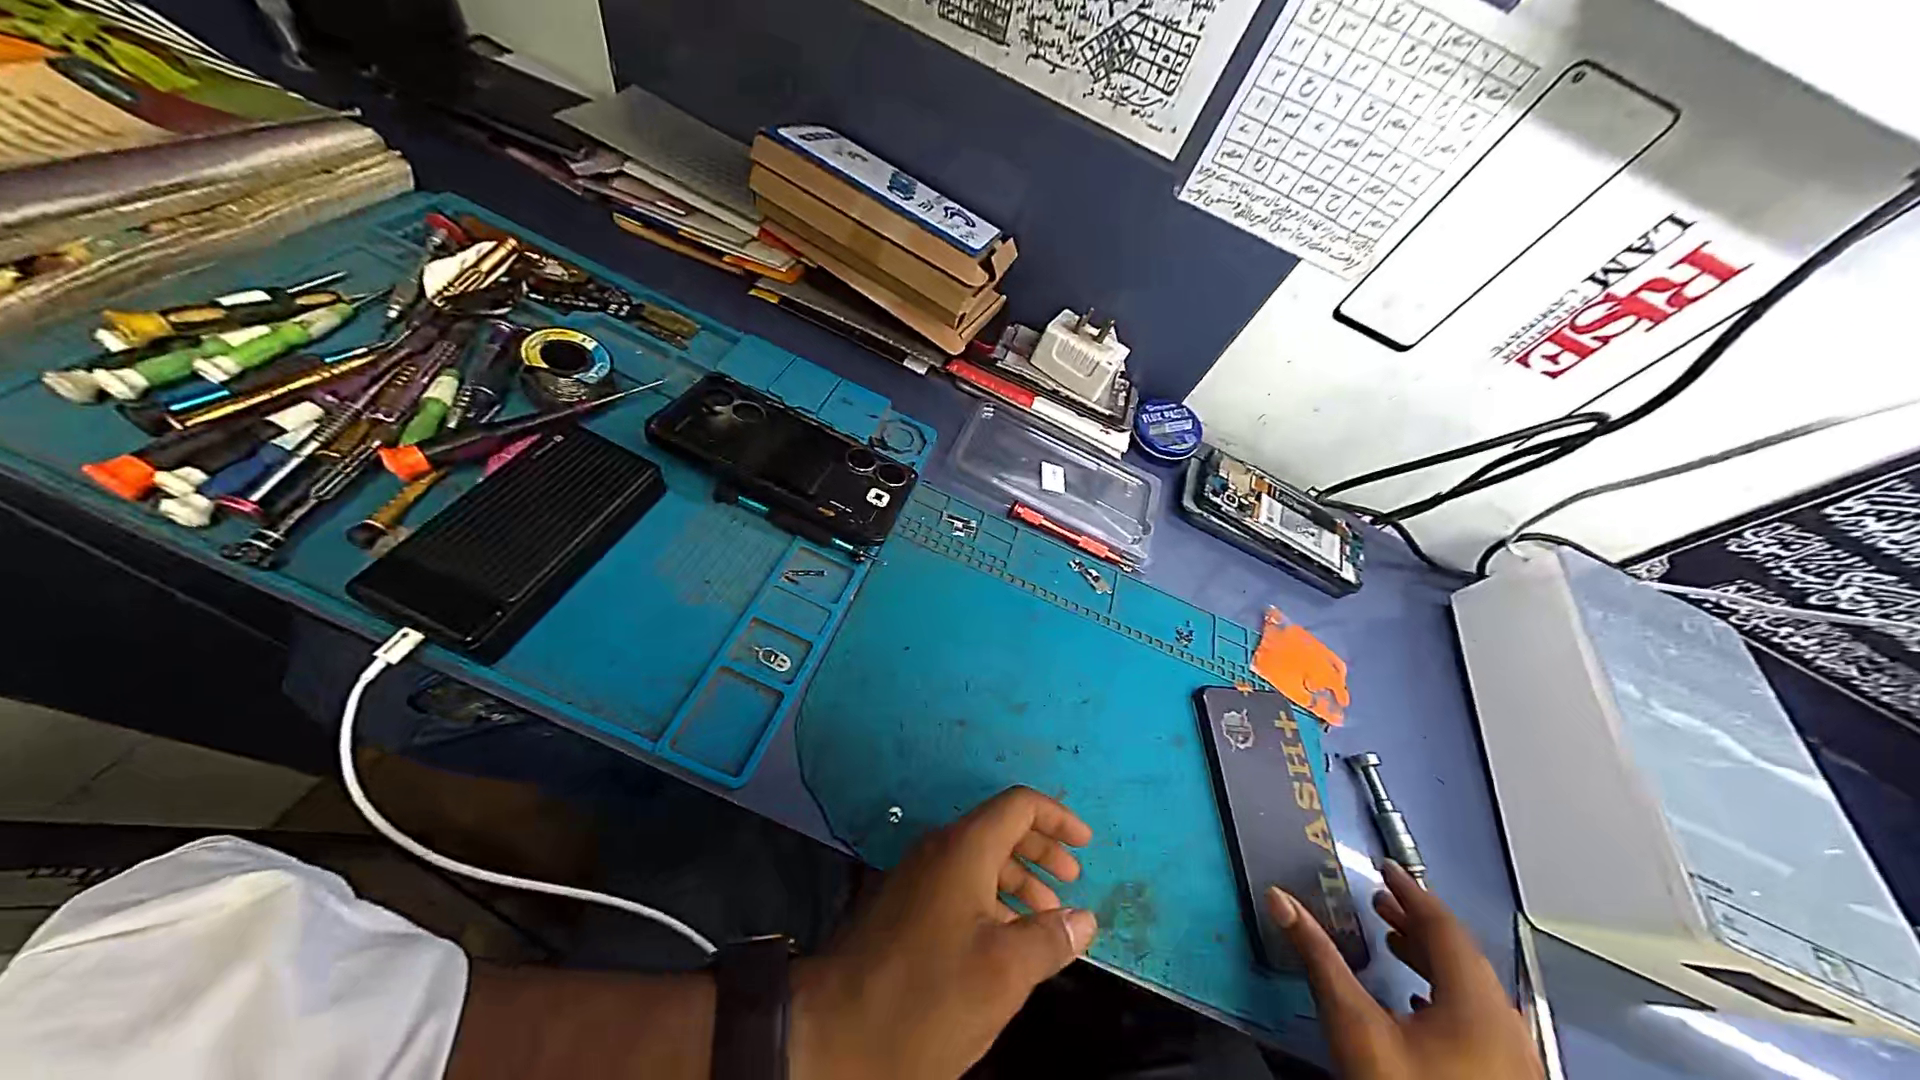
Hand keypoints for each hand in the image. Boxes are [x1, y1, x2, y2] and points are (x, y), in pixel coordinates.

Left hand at [791, 787, 1097, 1079]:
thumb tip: (1084, 918)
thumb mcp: (1004, 972)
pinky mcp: (902, 906)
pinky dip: (991, 899)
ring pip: (978, 860)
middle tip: (1071, 883)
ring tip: (1046, 920)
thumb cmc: (928, 995)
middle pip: (1000, 829)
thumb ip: (1050, 939)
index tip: (1086, 845)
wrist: (833, 1033)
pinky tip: (1004, 938)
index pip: (1018, 806)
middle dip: (1041, 850)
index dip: (1057, 818)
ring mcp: (915, 877)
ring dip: (1018, 880)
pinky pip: (957, 884)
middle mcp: (937, 850)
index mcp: (963, 848)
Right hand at [1269, 861, 1541, 1079]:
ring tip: (1393, 942)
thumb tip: (1279, 899)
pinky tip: (1419, 1004)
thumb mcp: (1354, 1024)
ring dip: (1430, 958)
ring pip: (1472, 990)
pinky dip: (1445, 994)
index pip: (1443, 927)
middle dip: (1417, 923)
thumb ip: (1319, 957)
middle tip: (1381, 903)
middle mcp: (1506, 1025)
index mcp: (1476, 1003)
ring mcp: (1514, 1060)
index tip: (1386, 869)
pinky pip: (1478, 1020)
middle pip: (1462, 956)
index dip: (1411, 893)